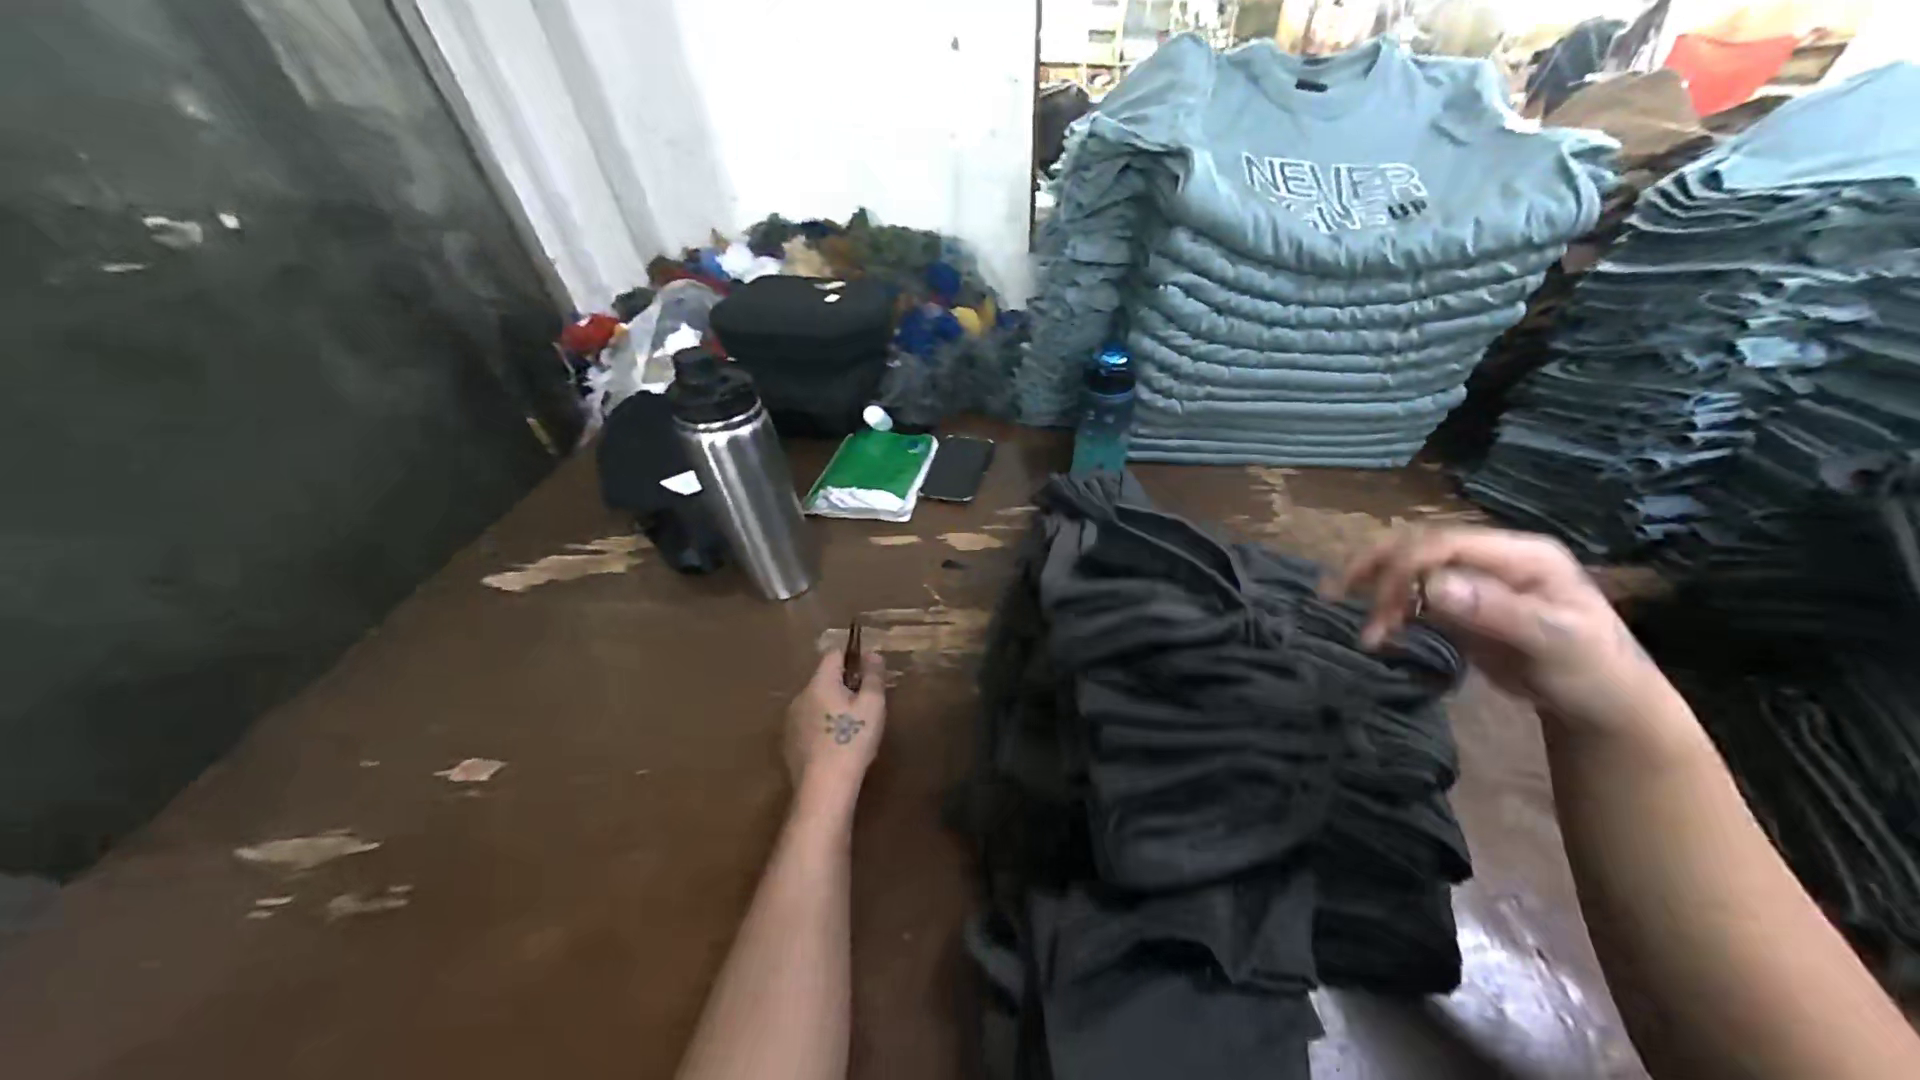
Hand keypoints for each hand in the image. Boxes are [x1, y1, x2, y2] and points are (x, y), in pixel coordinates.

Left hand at [785, 647, 886, 809]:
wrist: (824, 788)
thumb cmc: (852, 740)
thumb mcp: (873, 706)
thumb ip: (873, 676)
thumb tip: (871, 653)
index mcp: (820, 682)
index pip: (834, 654)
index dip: (852, 657)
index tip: (868, 673)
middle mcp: (800, 696)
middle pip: (824, 679)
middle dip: (844, 686)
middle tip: (865, 706)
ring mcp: (791, 720)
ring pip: (815, 702)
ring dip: (832, 707)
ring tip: (851, 728)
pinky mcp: (788, 743)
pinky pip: (808, 723)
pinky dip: (821, 726)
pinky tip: (834, 746)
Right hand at [1326, 527, 1679, 735]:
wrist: (1601, 705)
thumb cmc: (1593, 672)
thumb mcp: (1555, 643)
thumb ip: (1498, 611)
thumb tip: (1434, 586)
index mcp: (1523, 554)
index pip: (1447, 543)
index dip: (1406, 565)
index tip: (1381, 604)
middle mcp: (1491, 557)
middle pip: (1420, 547)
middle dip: (1380, 573)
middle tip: (1342, 599)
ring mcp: (1474, 579)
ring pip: (1409, 568)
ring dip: (1377, 592)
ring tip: (1363, 627)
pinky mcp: (1459, 603)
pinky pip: (1412, 594)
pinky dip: (1388, 608)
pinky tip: (1377, 630)